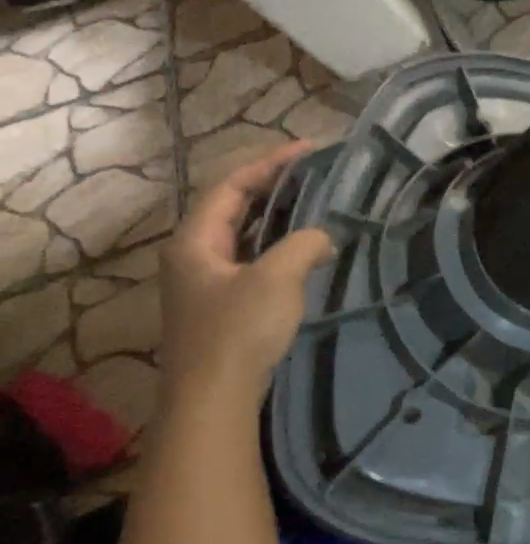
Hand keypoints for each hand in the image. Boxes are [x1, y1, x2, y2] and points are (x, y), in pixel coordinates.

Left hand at [160, 143, 335, 407]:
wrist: (214, 394)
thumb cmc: (239, 328)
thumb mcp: (278, 277)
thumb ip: (304, 243)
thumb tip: (321, 237)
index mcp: (194, 243)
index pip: (229, 188)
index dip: (268, 164)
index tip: (309, 149)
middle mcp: (193, 257)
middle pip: (231, 208)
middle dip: (272, 185)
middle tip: (315, 171)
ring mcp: (206, 282)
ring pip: (244, 234)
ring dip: (278, 215)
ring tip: (317, 202)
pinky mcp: (224, 303)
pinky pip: (254, 256)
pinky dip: (280, 241)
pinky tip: (308, 248)